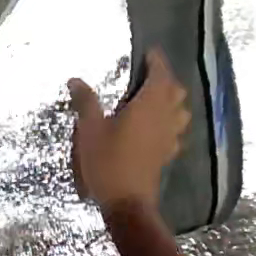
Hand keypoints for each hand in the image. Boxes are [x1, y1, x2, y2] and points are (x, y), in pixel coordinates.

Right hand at [68, 48, 190, 213]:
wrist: (126, 202)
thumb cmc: (108, 161)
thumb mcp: (90, 129)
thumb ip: (85, 102)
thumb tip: (75, 79)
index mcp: (148, 106)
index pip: (161, 75)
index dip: (157, 61)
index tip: (150, 52)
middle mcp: (165, 118)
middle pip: (176, 92)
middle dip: (166, 79)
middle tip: (149, 75)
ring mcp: (169, 137)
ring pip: (181, 111)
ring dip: (172, 101)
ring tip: (155, 98)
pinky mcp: (167, 154)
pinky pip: (176, 131)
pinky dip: (170, 122)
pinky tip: (158, 127)